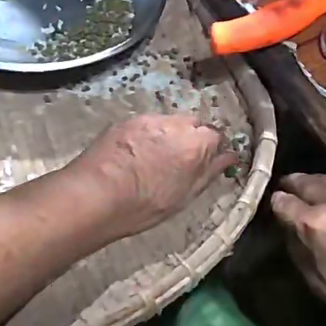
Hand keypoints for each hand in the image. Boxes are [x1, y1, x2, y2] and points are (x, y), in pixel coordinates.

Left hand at [66, 115, 238, 236]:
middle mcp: (175, 124)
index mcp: (196, 143)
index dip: (210, 150)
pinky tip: (134, 155)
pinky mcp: (125, 120)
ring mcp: (148, 119)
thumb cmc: (144, 205)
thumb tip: (229, 157)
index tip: (202, 164)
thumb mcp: (184, 195)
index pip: (215, 136)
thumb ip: (209, 172)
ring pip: (168, 123)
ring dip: (168, 136)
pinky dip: (146, 136)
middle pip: (192, 124)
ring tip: (154, 160)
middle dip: (191, 139)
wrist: (95, 195)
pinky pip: (145, 125)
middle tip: (179, 163)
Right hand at [270, 174, 325, 325]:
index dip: (275, 204)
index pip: (284, 203)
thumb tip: (292, 234)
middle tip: (284, 191)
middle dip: (291, 185)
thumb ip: (302, 255)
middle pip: (305, 182)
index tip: (272, 207)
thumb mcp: (325, 286)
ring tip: (308, 189)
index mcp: (317, 224)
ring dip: (314, 181)